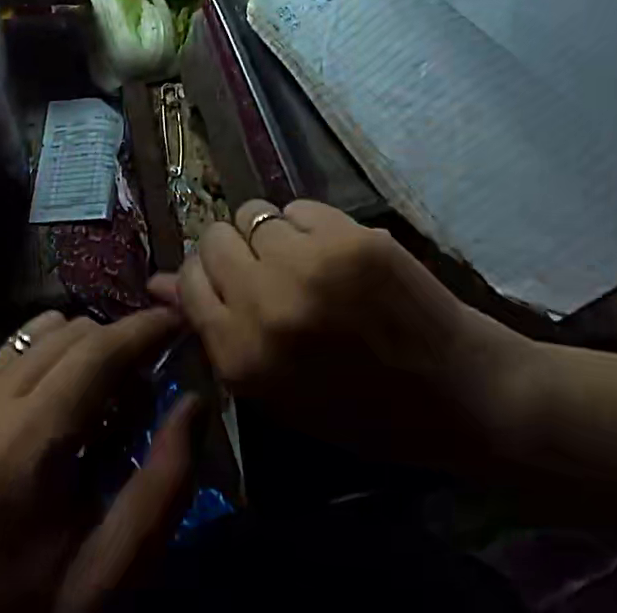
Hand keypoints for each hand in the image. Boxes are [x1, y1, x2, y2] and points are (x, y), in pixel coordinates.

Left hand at [0, 308, 197, 612]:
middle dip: (120, 342)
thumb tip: (195, 403)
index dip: (145, 329)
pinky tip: (64, 400)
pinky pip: (13, 350)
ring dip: (85, 347)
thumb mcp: (109, 571)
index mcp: (25, 446)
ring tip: (108, 393)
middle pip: (71, 333)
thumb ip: (162, 485)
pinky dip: (50, 355)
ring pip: (41, 331)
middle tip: (151, 381)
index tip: (181, 322)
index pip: (97, 352)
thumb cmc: (26, 609)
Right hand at [151, 200, 535, 467]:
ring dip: (270, 235)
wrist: (461, 396)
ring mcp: (309, 265)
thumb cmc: (360, 409)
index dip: (206, 276)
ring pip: (254, 213)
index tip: (228, 283)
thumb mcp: (273, 388)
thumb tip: (155, 282)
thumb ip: (212, 330)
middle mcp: (265, 304)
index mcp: (240, 355)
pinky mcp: (350, 238)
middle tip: (267, 271)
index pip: (189, 278)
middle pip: (215, 237)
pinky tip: (335, 254)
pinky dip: (308, 226)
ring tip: (304, 262)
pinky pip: (298, 207)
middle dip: (235, 250)